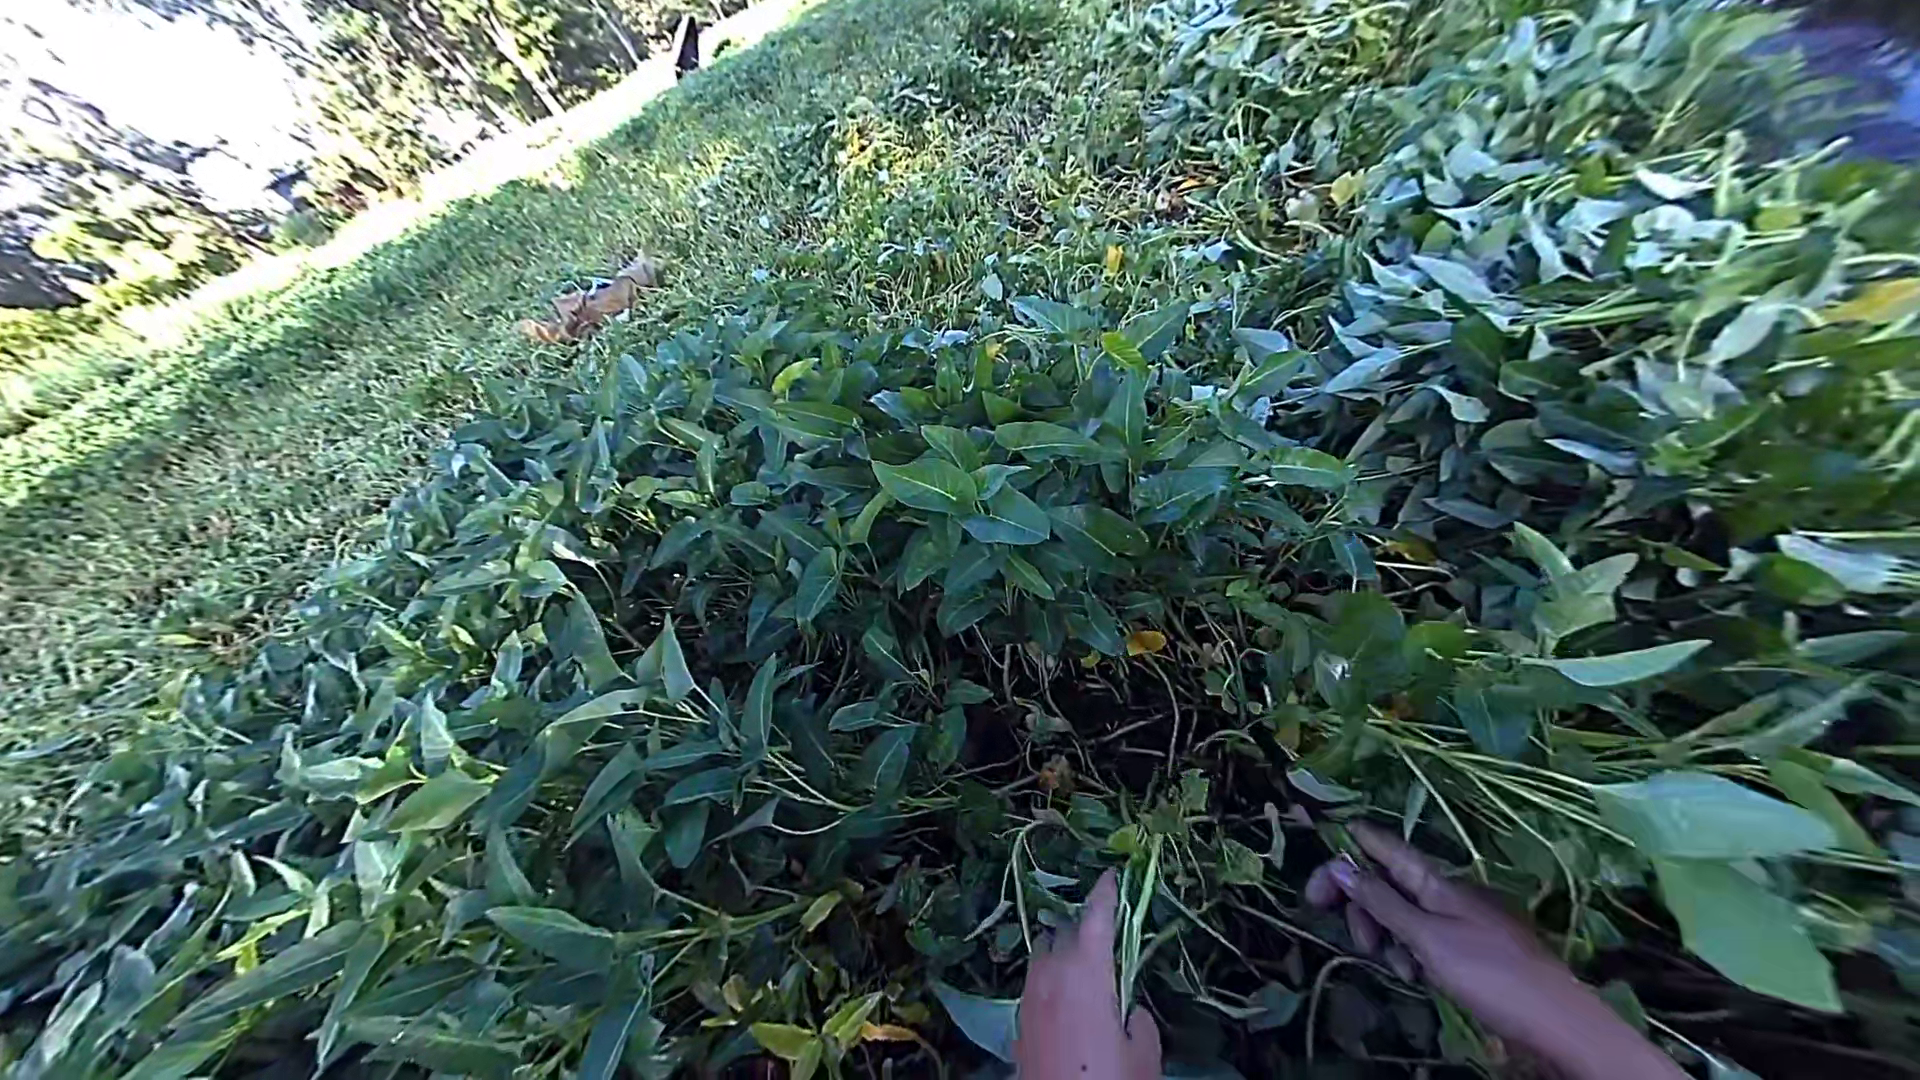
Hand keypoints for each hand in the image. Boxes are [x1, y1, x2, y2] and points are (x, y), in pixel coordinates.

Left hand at [1015, 870, 1162, 1079]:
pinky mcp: (1019, 1016)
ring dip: (1065, 951)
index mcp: (1085, 969)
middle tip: (1106, 937)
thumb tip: (1129, 1010)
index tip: (1112, 874)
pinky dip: (1052, 976)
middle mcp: (1053, 968)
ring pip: (1047, 952)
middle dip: (1086, 929)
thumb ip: (1139, 1022)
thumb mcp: (1142, 1057)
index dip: (1106, 892)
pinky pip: (1037, 979)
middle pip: (1068, 931)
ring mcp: (1030, 990)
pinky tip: (1066, 1000)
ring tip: (1085, 967)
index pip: (1096, 916)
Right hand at [1307, 822, 1687, 1079]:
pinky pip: (1419, 935)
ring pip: (1398, 910)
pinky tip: (1414, 974)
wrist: (1570, 1033)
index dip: (1343, 846)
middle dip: (1357, 901)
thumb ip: (1379, 900)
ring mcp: (1455, 919)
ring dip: (1382, 932)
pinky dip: (1407, 950)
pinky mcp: (1465, 948)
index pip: (1377, 844)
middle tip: (1343, 930)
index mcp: (1433, 879)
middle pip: (1381, 879)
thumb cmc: (1493, 976)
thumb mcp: (1426, 938)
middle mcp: (1441, 891)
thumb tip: (1337, 864)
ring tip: (1393, 966)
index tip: (1314, 869)